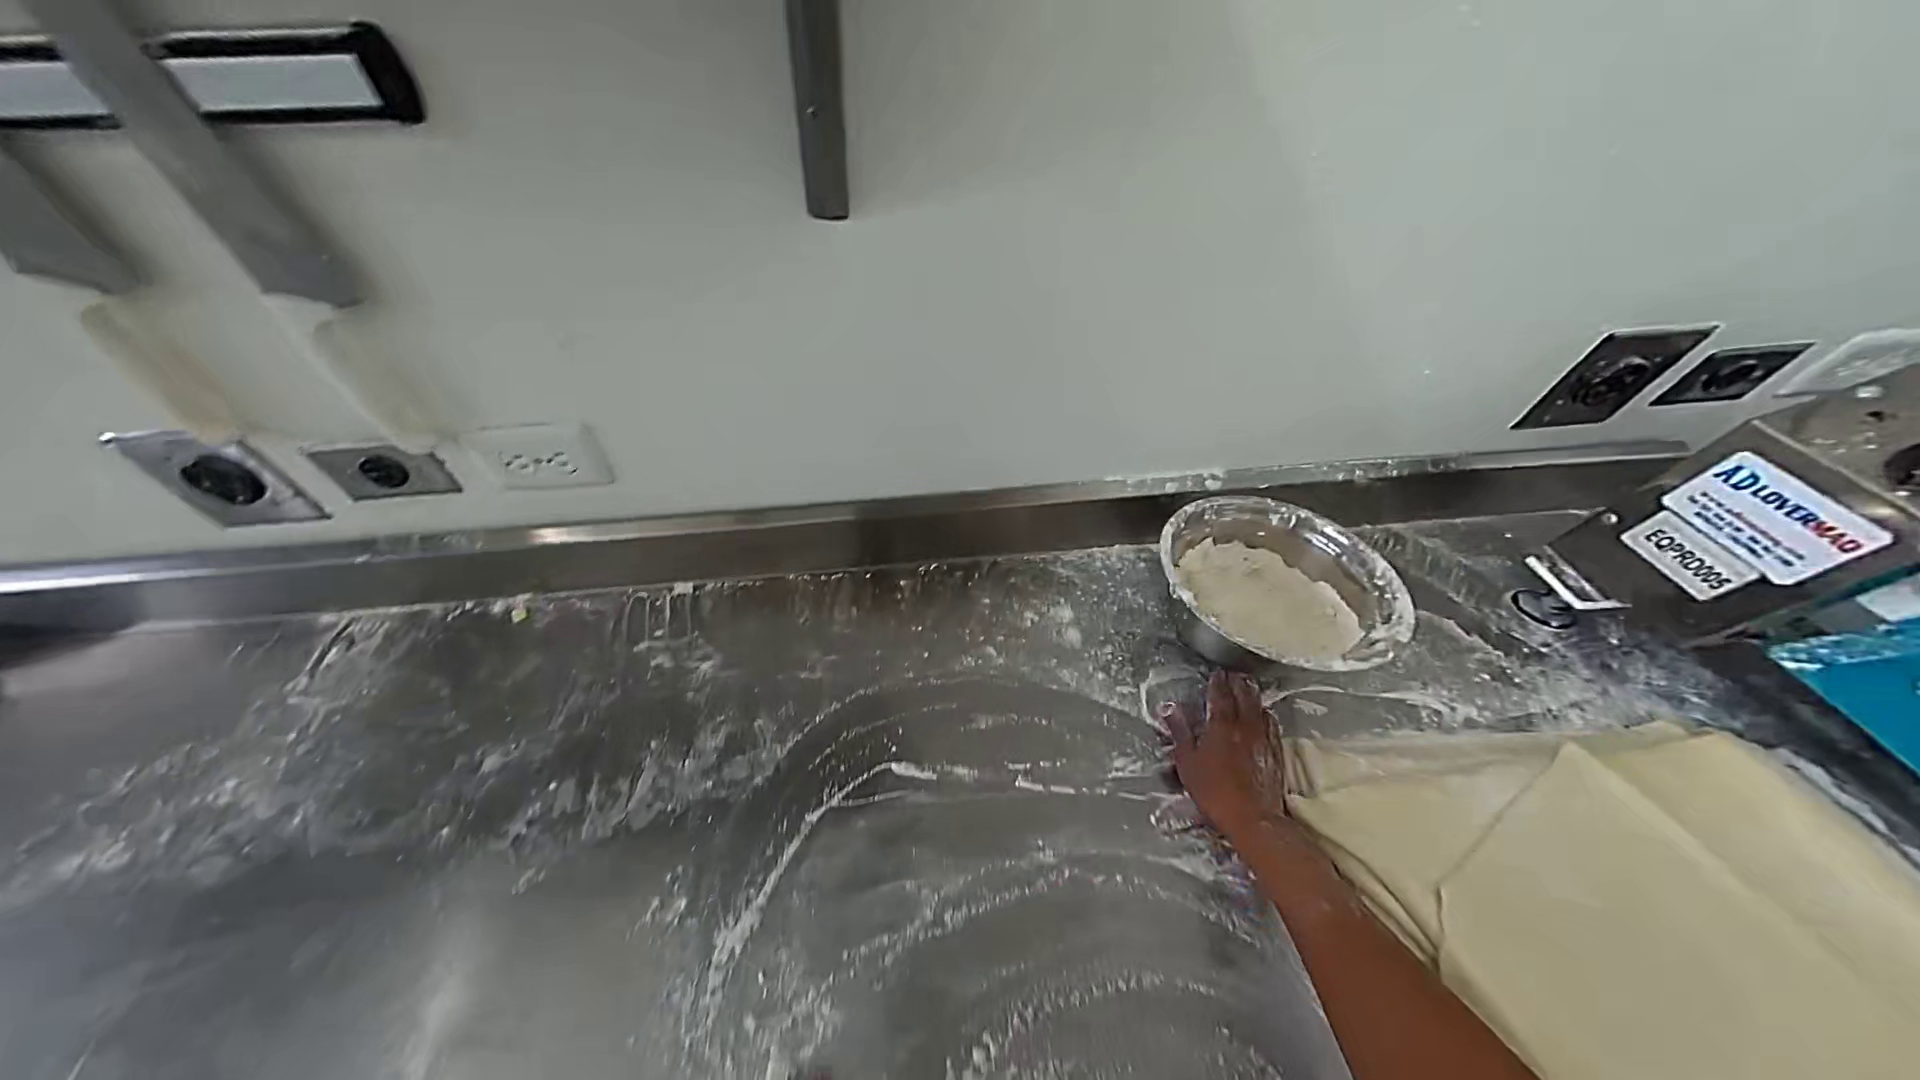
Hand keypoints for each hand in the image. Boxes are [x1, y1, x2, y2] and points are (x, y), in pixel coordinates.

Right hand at [1167, 670, 1281, 837]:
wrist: (1253, 818)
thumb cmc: (1214, 791)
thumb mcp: (1187, 762)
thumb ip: (1180, 732)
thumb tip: (1170, 708)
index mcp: (1221, 726)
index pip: (1220, 695)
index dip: (1217, 682)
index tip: (1215, 674)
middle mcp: (1245, 726)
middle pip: (1244, 696)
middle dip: (1237, 683)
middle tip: (1232, 675)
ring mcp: (1264, 739)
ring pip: (1260, 707)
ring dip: (1252, 695)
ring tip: (1247, 687)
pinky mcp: (1276, 752)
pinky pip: (1272, 724)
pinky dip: (1265, 713)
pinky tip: (1264, 715)